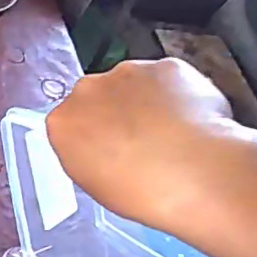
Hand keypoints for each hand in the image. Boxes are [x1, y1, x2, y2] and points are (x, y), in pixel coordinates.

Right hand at [45, 59, 256, 238]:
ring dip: (146, 100)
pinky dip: (178, 93)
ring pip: (133, 83)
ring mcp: (128, 72)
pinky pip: (168, 78)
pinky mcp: (167, 66)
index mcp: (63, 122)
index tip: (107, 148)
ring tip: (170, 134)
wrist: (193, 174)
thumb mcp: (94, 184)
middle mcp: (88, 89)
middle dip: (115, 111)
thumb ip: (87, 154)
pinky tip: (190, 121)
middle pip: (97, 96)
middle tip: (139, 141)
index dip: (91, 135)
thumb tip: (101, 149)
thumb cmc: (141, 190)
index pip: (70, 121)